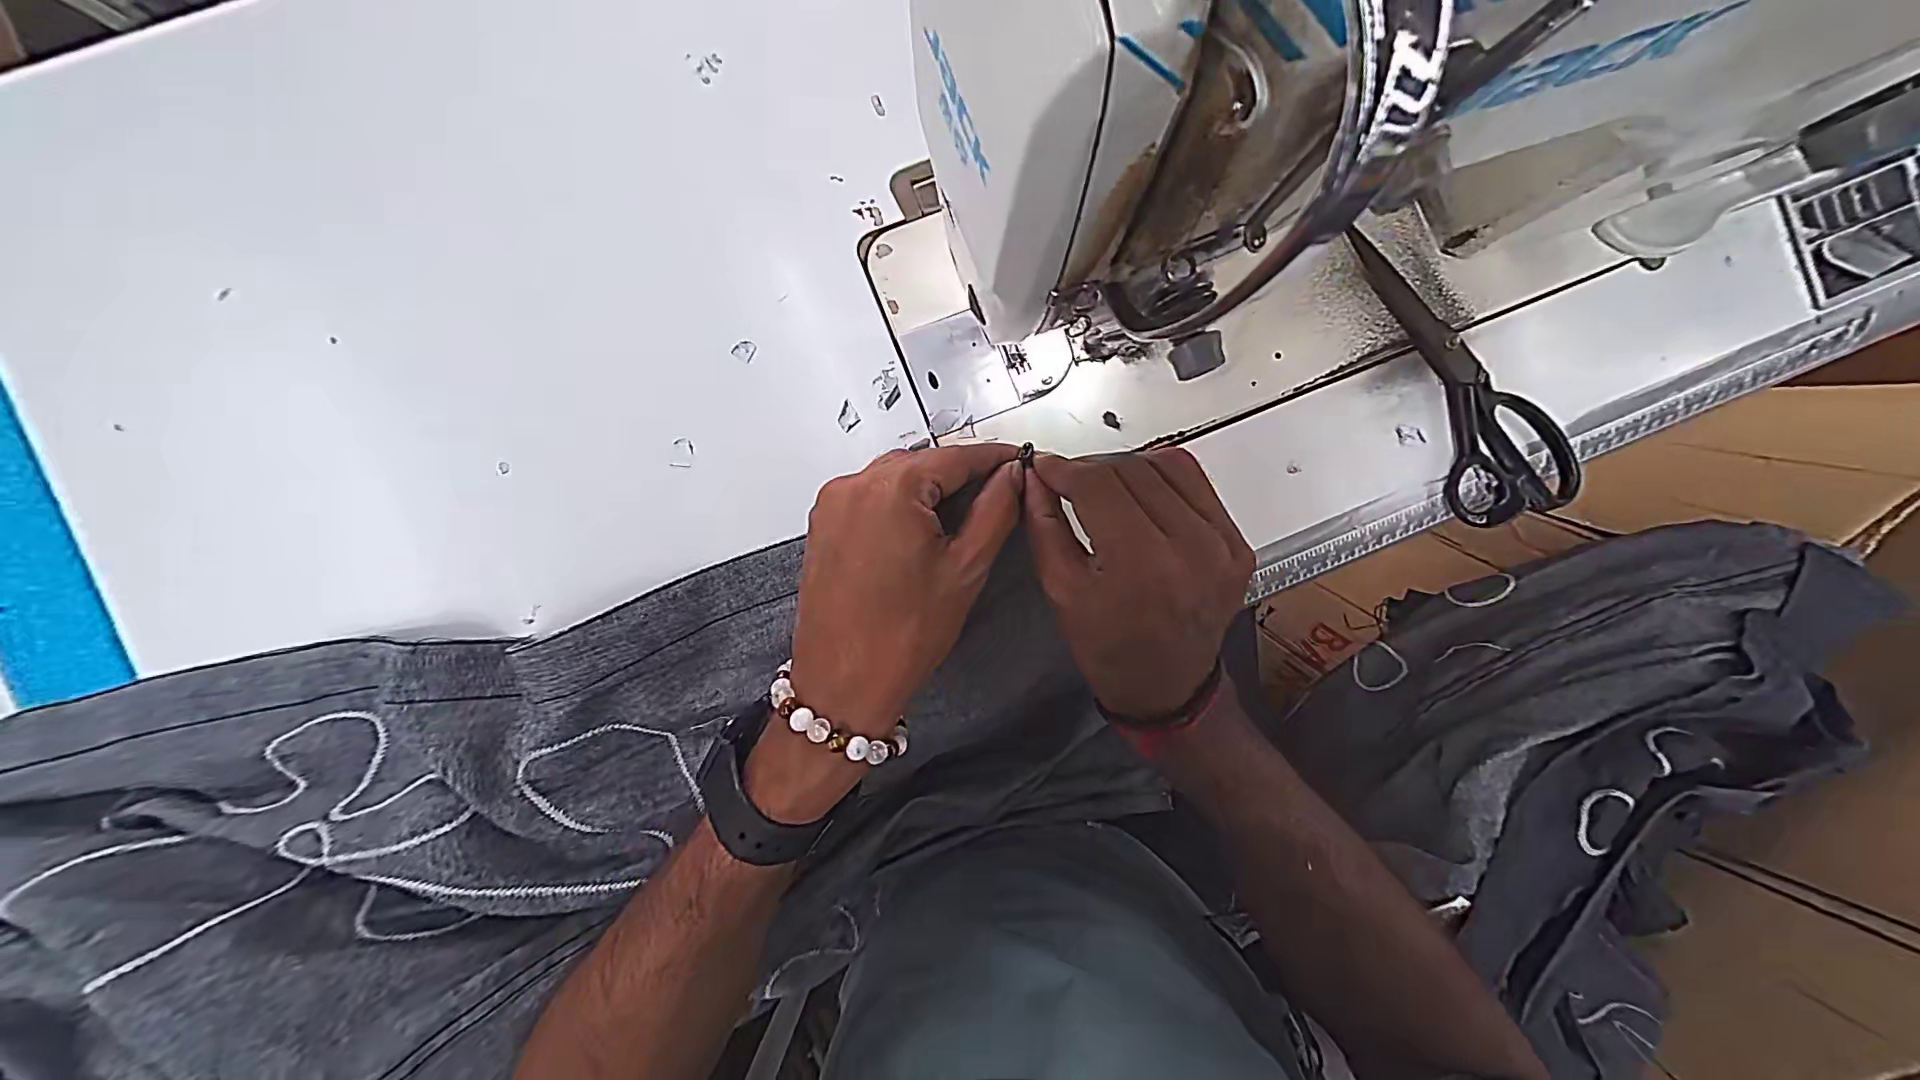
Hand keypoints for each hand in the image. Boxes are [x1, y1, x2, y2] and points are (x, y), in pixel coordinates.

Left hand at [746, 442, 1024, 821]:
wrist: (844, 681)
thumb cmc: (896, 638)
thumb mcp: (966, 568)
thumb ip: (996, 510)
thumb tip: (1009, 479)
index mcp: (891, 489)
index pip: (956, 455)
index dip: (994, 458)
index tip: (1014, 461)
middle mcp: (854, 488)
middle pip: (923, 462)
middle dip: (962, 473)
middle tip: (999, 488)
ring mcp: (833, 506)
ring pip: (896, 477)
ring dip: (930, 488)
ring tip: (964, 514)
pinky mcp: (824, 525)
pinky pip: (871, 497)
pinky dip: (900, 503)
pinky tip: (923, 528)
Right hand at [1025, 449, 1253, 719]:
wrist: (1164, 685)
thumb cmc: (1114, 652)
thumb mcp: (1061, 589)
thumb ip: (1044, 525)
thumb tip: (1036, 481)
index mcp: (1141, 564)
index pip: (1096, 483)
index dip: (1063, 469)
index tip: (1047, 468)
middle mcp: (1189, 549)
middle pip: (1129, 468)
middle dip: (1088, 468)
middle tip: (1067, 480)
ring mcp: (1220, 544)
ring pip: (1165, 464)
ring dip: (1126, 466)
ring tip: (1103, 486)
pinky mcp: (1235, 543)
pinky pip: (1197, 482)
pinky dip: (1163, 477)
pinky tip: (1142, 492)